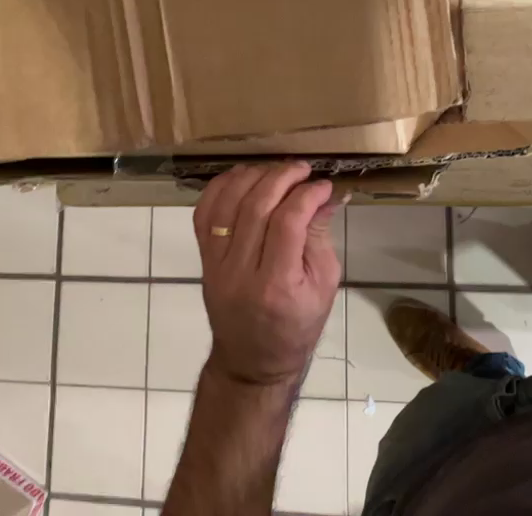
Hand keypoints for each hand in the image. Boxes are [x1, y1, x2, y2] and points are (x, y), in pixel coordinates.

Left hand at [192, 161, 344, 387]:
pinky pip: (204, 213)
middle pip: (256, 207)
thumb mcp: (324, 286)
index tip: (324, 185)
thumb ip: (321, 236)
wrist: (252, 361)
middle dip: (282, 177)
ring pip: (227, 204)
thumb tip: (327, 193)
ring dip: (253, 176)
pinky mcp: (203, 260)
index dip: (307, 195)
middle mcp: (240, 273)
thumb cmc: (297, 327)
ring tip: (277, 170)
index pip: (287, 223)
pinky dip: (221, 187)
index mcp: (276, 285)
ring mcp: (216, 265)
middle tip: (303, 169)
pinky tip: (244, 176)